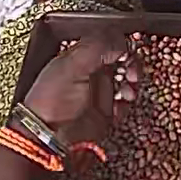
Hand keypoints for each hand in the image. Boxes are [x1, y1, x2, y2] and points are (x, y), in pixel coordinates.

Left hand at [23, 31, 140, 145]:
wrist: (49, 138)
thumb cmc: (51, 101)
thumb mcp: (72, 66)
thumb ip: (97, 48)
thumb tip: (121, 42)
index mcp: (79, 57)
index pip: (106, 41)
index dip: (120, 44)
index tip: (128, 51)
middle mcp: (90, 73)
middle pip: (120, 60)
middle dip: (131, 64)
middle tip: (132, 72)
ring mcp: (98, 94)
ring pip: (125, 81)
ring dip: (131, 84)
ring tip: (127, 91)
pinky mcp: (105, 113)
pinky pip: (124, 103)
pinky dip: (127, 103)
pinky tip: (120, 105)